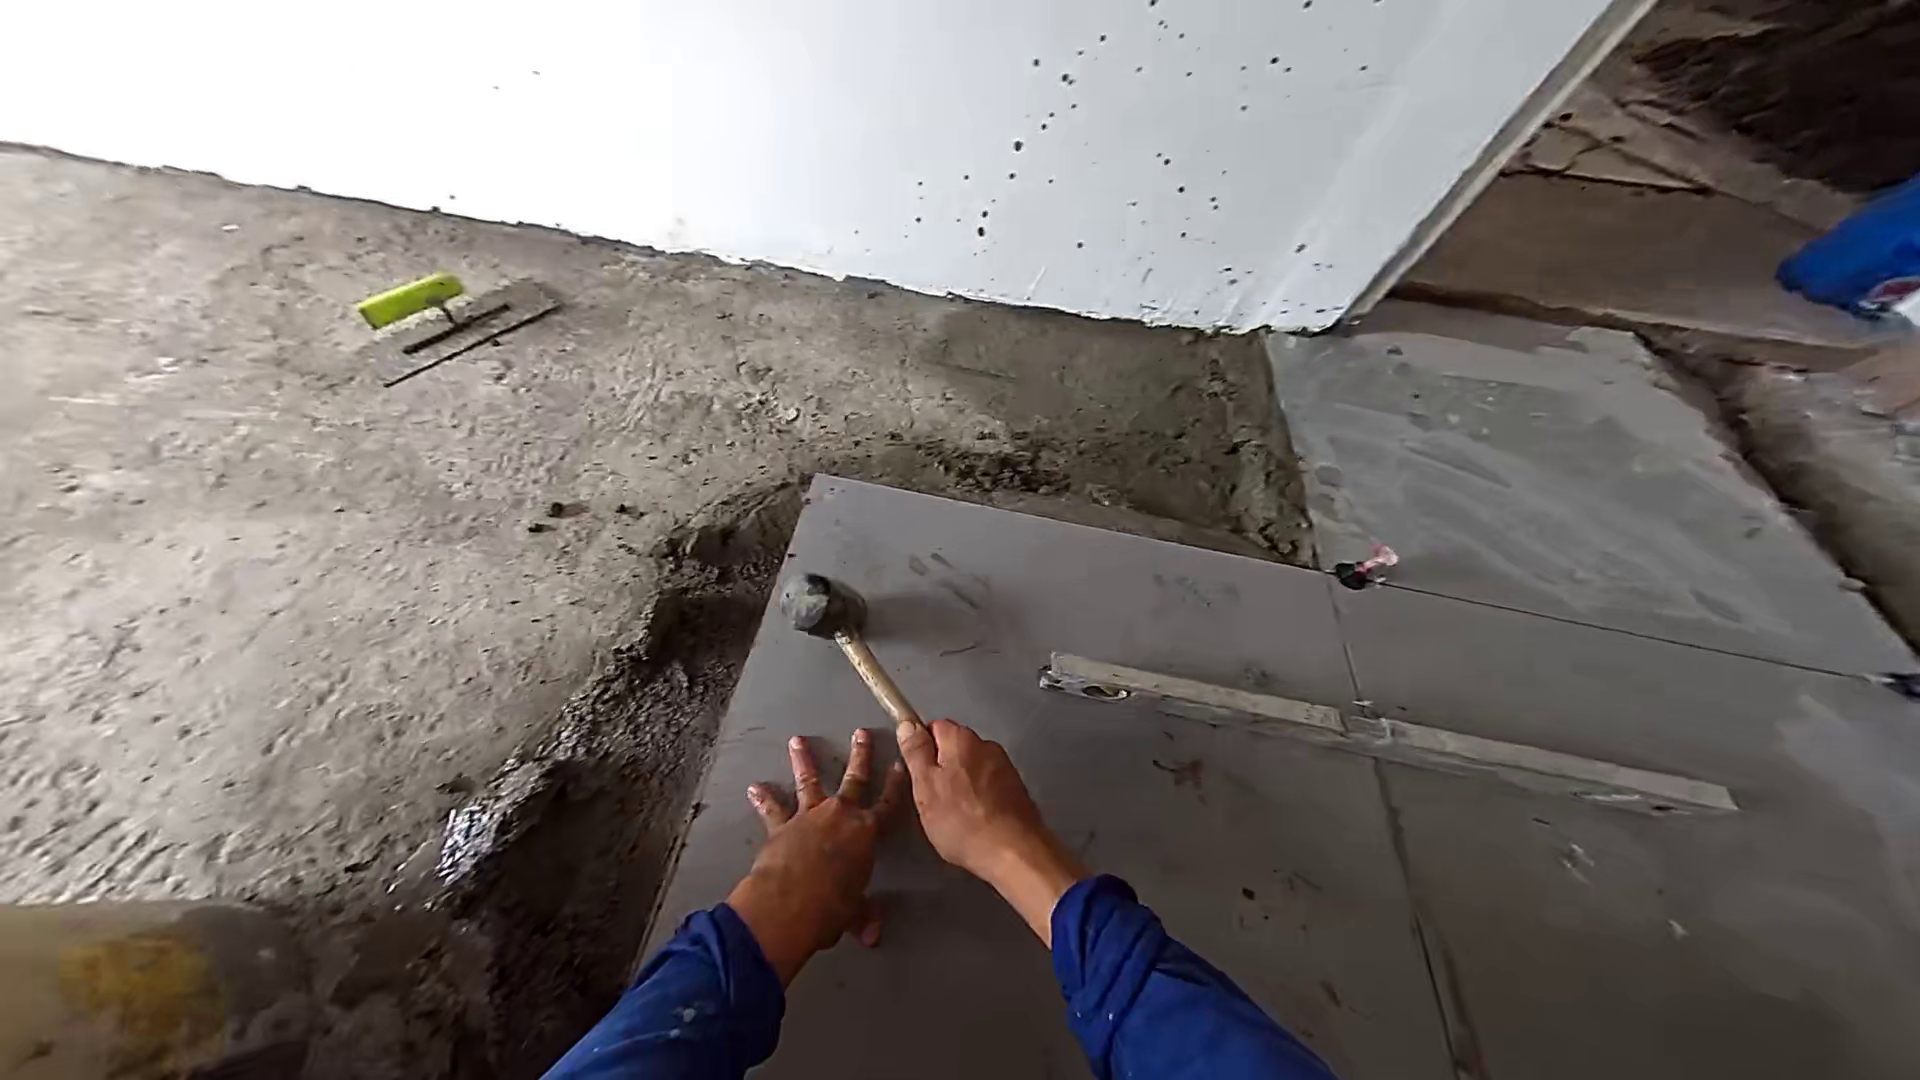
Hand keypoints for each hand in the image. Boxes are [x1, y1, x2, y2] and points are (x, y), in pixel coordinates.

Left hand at [727, 730, 906, 984]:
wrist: (790, 902)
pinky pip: (773, 808)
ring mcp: (810, 815)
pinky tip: (754, 787)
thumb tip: (873, 935)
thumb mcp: (852, 912)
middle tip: (862, 733)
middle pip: (855, 779)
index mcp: (866, 832)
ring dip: (804, 760)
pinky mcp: (782, 824)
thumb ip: (862, 916)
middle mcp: (841, 815)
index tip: (900, 765)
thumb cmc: (830, 906)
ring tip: (797, 740)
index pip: (888, 805)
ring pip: (810, 781)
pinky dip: (763, 798)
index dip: (895, 785)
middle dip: (861, 755)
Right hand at [895, 718, 1088, 944]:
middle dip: (941, 766)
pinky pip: (989, 782)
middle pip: (954, 746)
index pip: (933, 726)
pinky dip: (980, 794)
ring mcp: (1004, 765)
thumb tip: (907, 723)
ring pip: (972, 765)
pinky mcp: (1016, 786)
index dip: (921, 748)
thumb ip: (916, 752)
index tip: (917, 774)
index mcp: (961, 738)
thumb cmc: (962, 820)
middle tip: (932, 799)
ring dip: (962, 781)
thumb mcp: (926, 786)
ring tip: (956, 813)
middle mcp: (986, 743)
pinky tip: (977, 818)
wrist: (1014, 851)